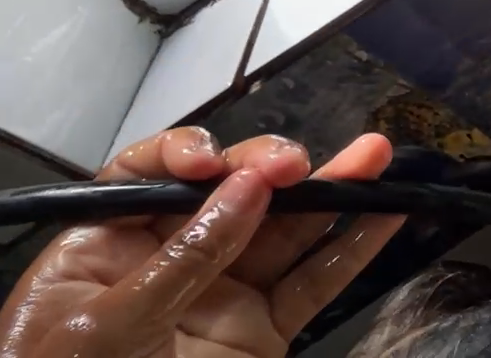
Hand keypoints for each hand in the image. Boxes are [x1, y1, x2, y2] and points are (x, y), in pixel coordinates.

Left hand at [0, 128, 404, 357]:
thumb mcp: (104, 336)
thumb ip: (184, 258)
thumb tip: (251, 184)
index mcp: (102, 256)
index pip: (145, 178)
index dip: (184, 154)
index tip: (214, 162)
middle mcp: (167, 263)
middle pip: (231, 193)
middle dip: (272, 167)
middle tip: (300, 163)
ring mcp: (223, 295)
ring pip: (287, 228)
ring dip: (335, 189)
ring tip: (377, 154)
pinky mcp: (266, 328)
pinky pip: (316, 279)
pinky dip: (356, 245)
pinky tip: (389, 211)